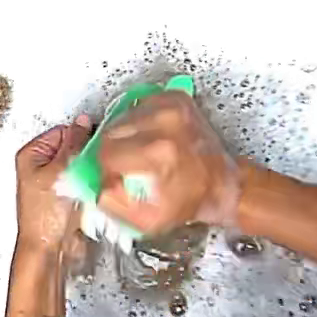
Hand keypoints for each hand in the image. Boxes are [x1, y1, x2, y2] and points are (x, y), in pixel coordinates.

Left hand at [14, 115, 93, 255]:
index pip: (64, 130)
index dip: (81, 137)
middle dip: (87, 155)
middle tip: (94, 165)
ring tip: (94, 181)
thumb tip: (82, 122)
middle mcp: (42, 165)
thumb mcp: (61, 172)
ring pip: (83, 164)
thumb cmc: (44, 216)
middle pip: (74, 147)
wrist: (50, 250)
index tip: (94, 145)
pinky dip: (93, 183)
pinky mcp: (69, 195)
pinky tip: (95, 190)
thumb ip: (74, 144)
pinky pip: (86, 180)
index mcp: (32, 153)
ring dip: (92, 171)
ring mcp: (57, 181)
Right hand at [94, 92, 241, 235]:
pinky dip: (139, 120)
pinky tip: (152, 135)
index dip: (106, 167)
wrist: (223, 183)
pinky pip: (139, 105)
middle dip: (114, 150)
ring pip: (122, 117)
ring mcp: (171, 107)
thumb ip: (111, 202)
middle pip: (111, 131)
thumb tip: (92, 182)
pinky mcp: (176, 98)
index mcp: (157, 153)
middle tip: (130, 163)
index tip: (116, 175)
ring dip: (126, 134)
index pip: (105, 152)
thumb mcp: (145, 218)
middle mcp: (164, 124)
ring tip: (144, 149)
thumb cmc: (189, 200)